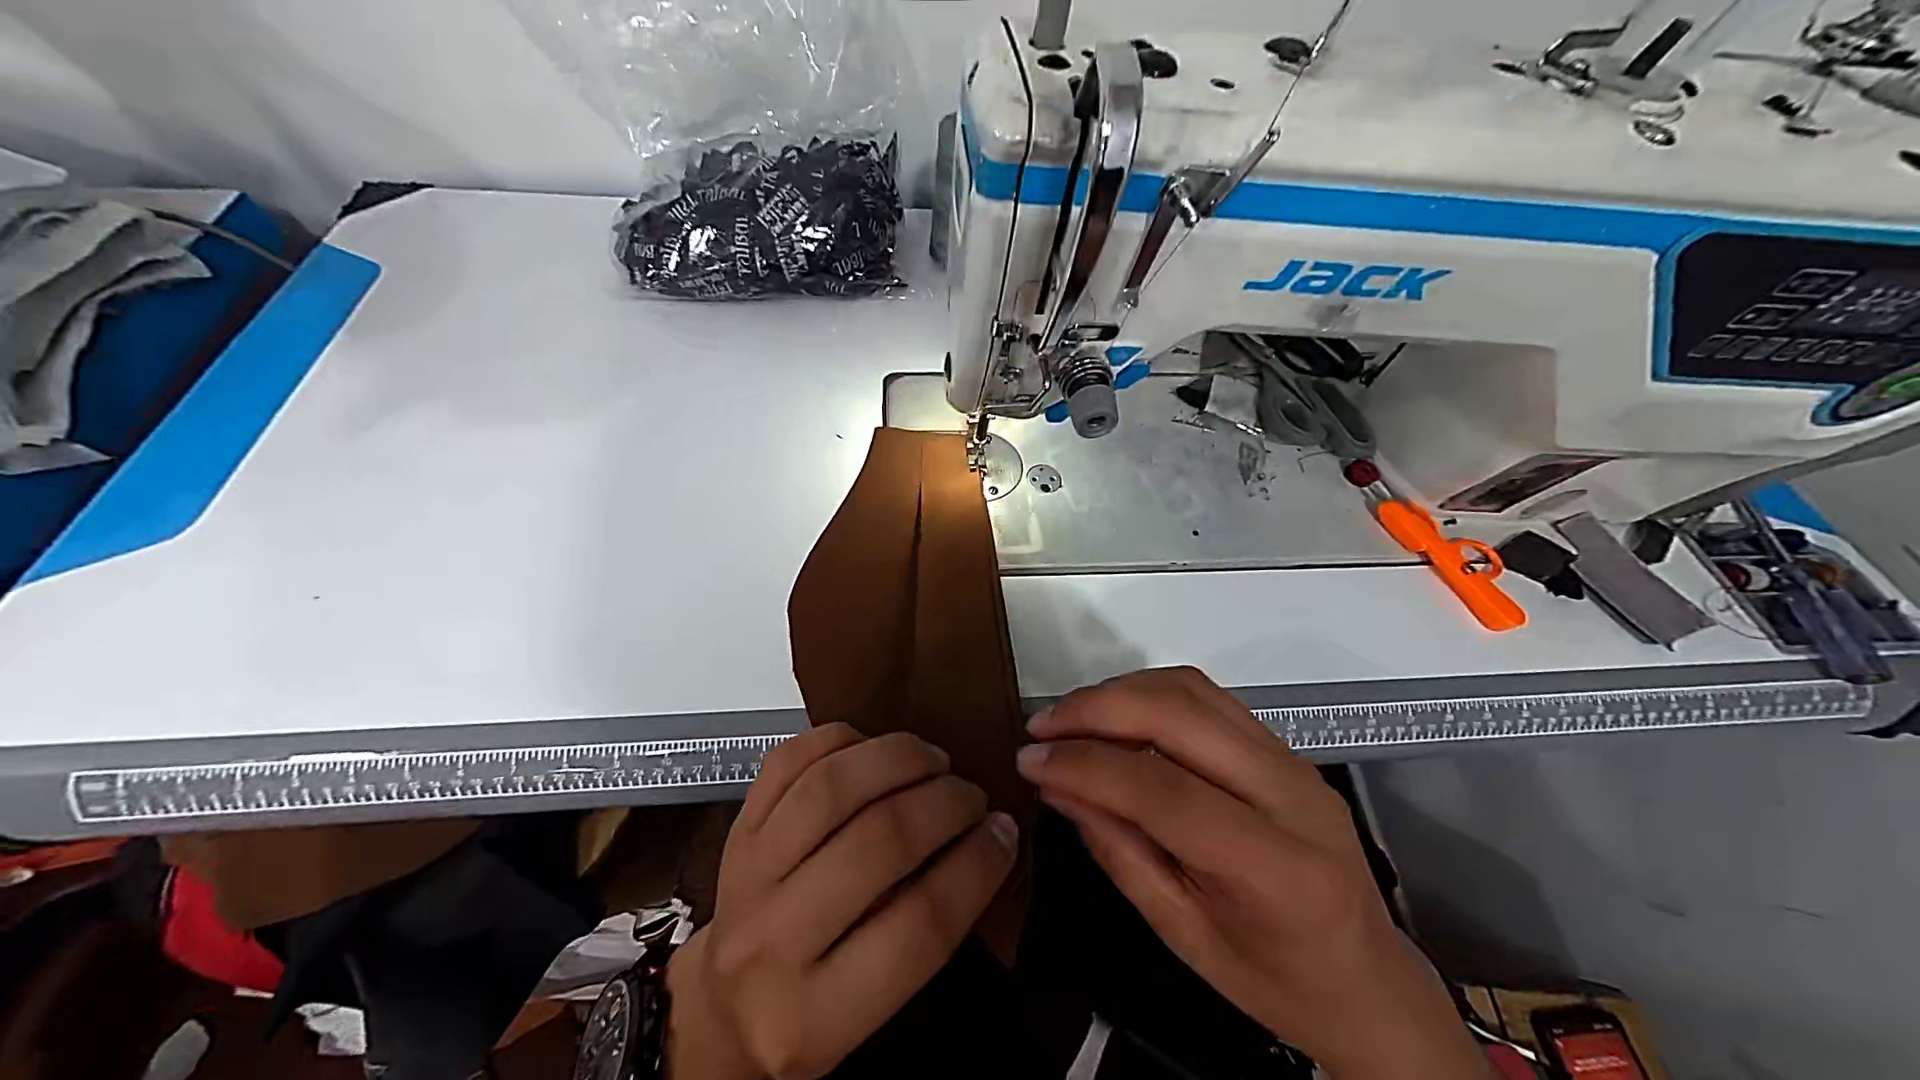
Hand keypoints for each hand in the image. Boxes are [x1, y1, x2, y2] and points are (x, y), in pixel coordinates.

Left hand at [665, 724, 1018, 1079]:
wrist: (721, 1009)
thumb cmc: (811, 1011)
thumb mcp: (872, 1011)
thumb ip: (925, 933)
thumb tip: (985, 839)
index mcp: (818, 1014)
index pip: (920, 926)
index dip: (977, 866)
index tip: (1004, 832)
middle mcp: (773, 942)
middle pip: (876, 844)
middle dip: (944, 804)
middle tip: (971, 795)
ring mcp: (747, 876)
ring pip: (829, 789)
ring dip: (897, 759)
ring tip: (932, 760)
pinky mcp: (736, 830)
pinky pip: (786, 762)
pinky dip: (839, 739)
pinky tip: (873, 746)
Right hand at [1017, 668, 1486, 1079]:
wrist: (1368, 980)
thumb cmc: (1275, 979)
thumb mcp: (1182, 934)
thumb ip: (1116, 850)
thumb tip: (1056, 784)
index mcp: (1273, 866)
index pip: (1162, 789)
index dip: (1086, 765)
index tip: (1029, 759)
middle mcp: (1291, 795)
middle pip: (1179, 715)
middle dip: (1096, 708)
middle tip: (1042, 727)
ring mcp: (1293, 761)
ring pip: (1193, 690)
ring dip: (1120, 691)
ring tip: (1070, 718)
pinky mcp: (1284, 747)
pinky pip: (1208, 697)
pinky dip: (1150, 693)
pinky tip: (1116, 714)